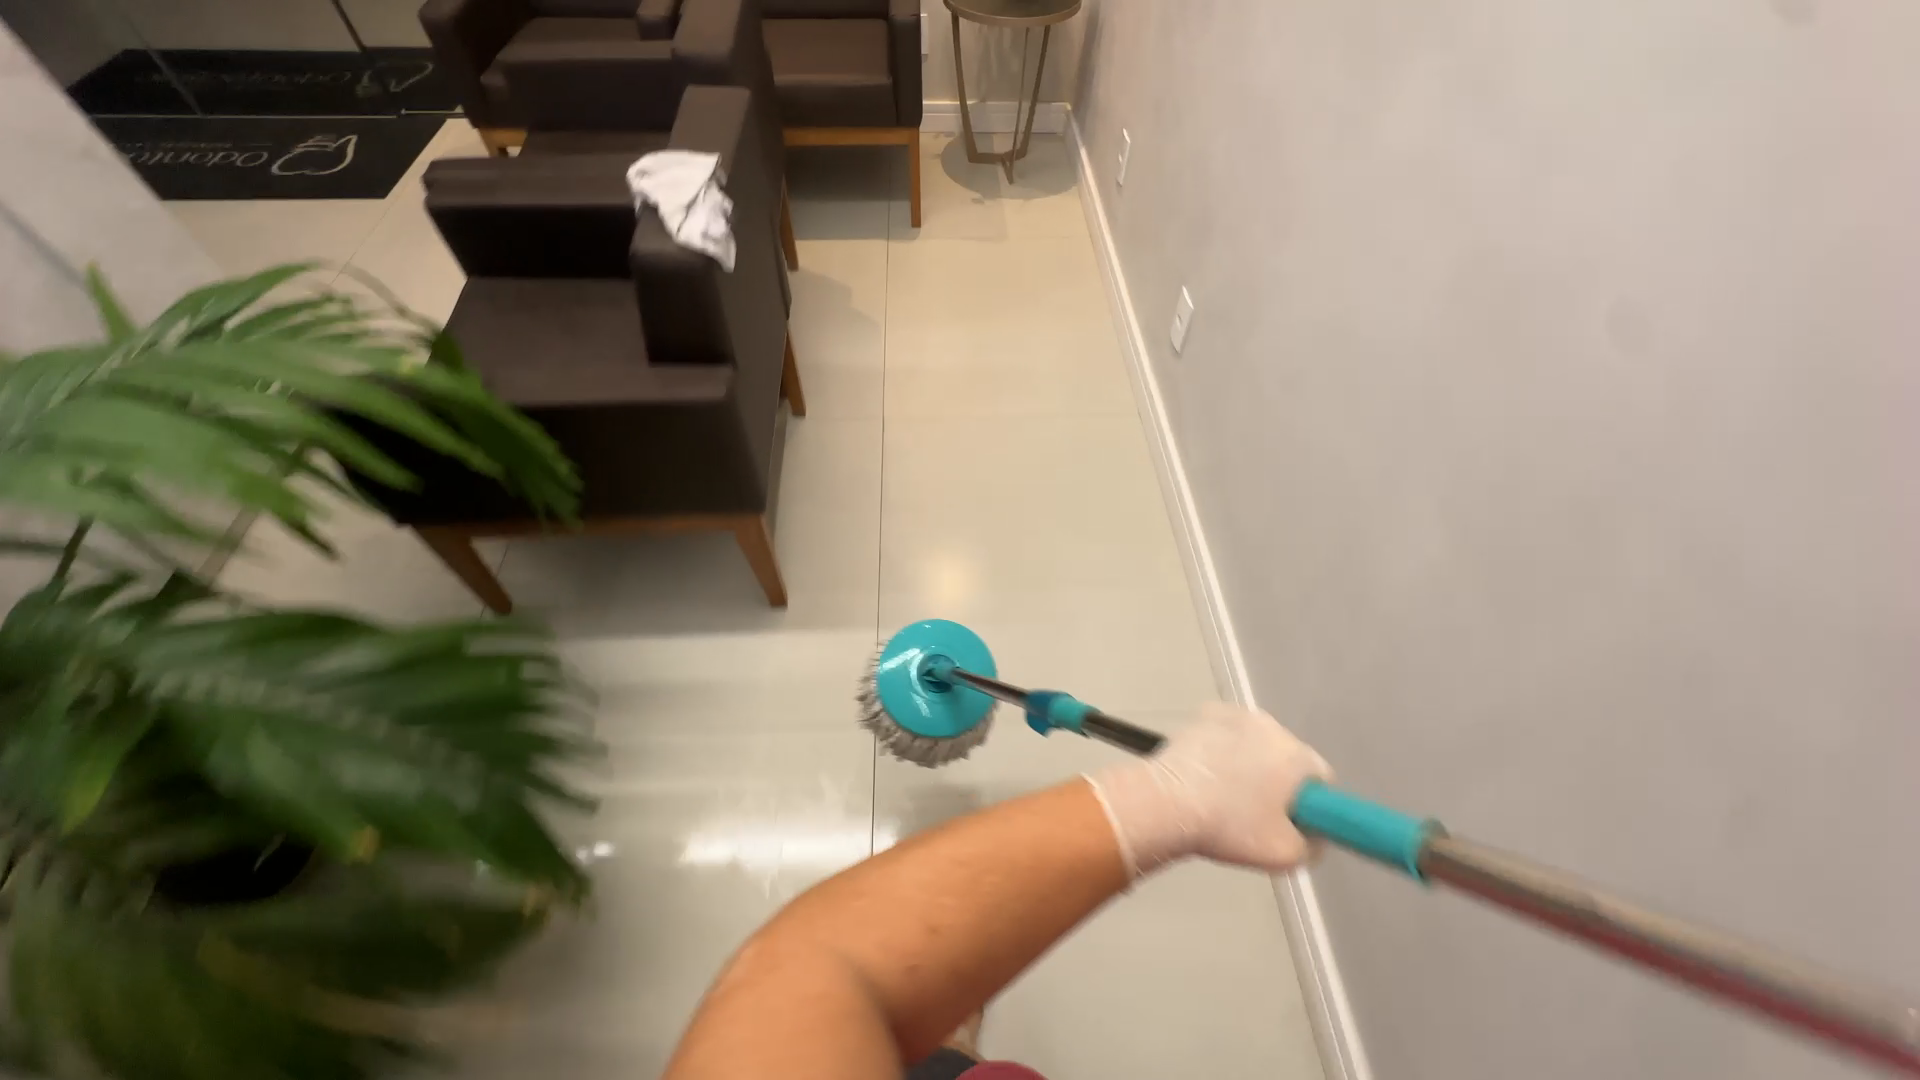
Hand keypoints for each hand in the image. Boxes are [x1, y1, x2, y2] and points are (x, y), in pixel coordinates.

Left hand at [1085, 703, 1332, 876]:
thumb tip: (1313, 833)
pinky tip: (1208, 770)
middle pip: (1287, 756)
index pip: (1320, 778)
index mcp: (1297, 756)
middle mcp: (1272, 725)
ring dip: (1249, 761)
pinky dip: (1223, 745)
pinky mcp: (1206, 713)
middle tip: (1254, 810)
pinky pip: (1227, 731)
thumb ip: (1314, 844)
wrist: (1167, 803)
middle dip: (1277, 780)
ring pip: (1256, 742)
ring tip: (1224, 791)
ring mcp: (1236, 714)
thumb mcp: (1287, 855)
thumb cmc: (1230, 828)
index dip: (1310, 802)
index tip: (1289, 820)